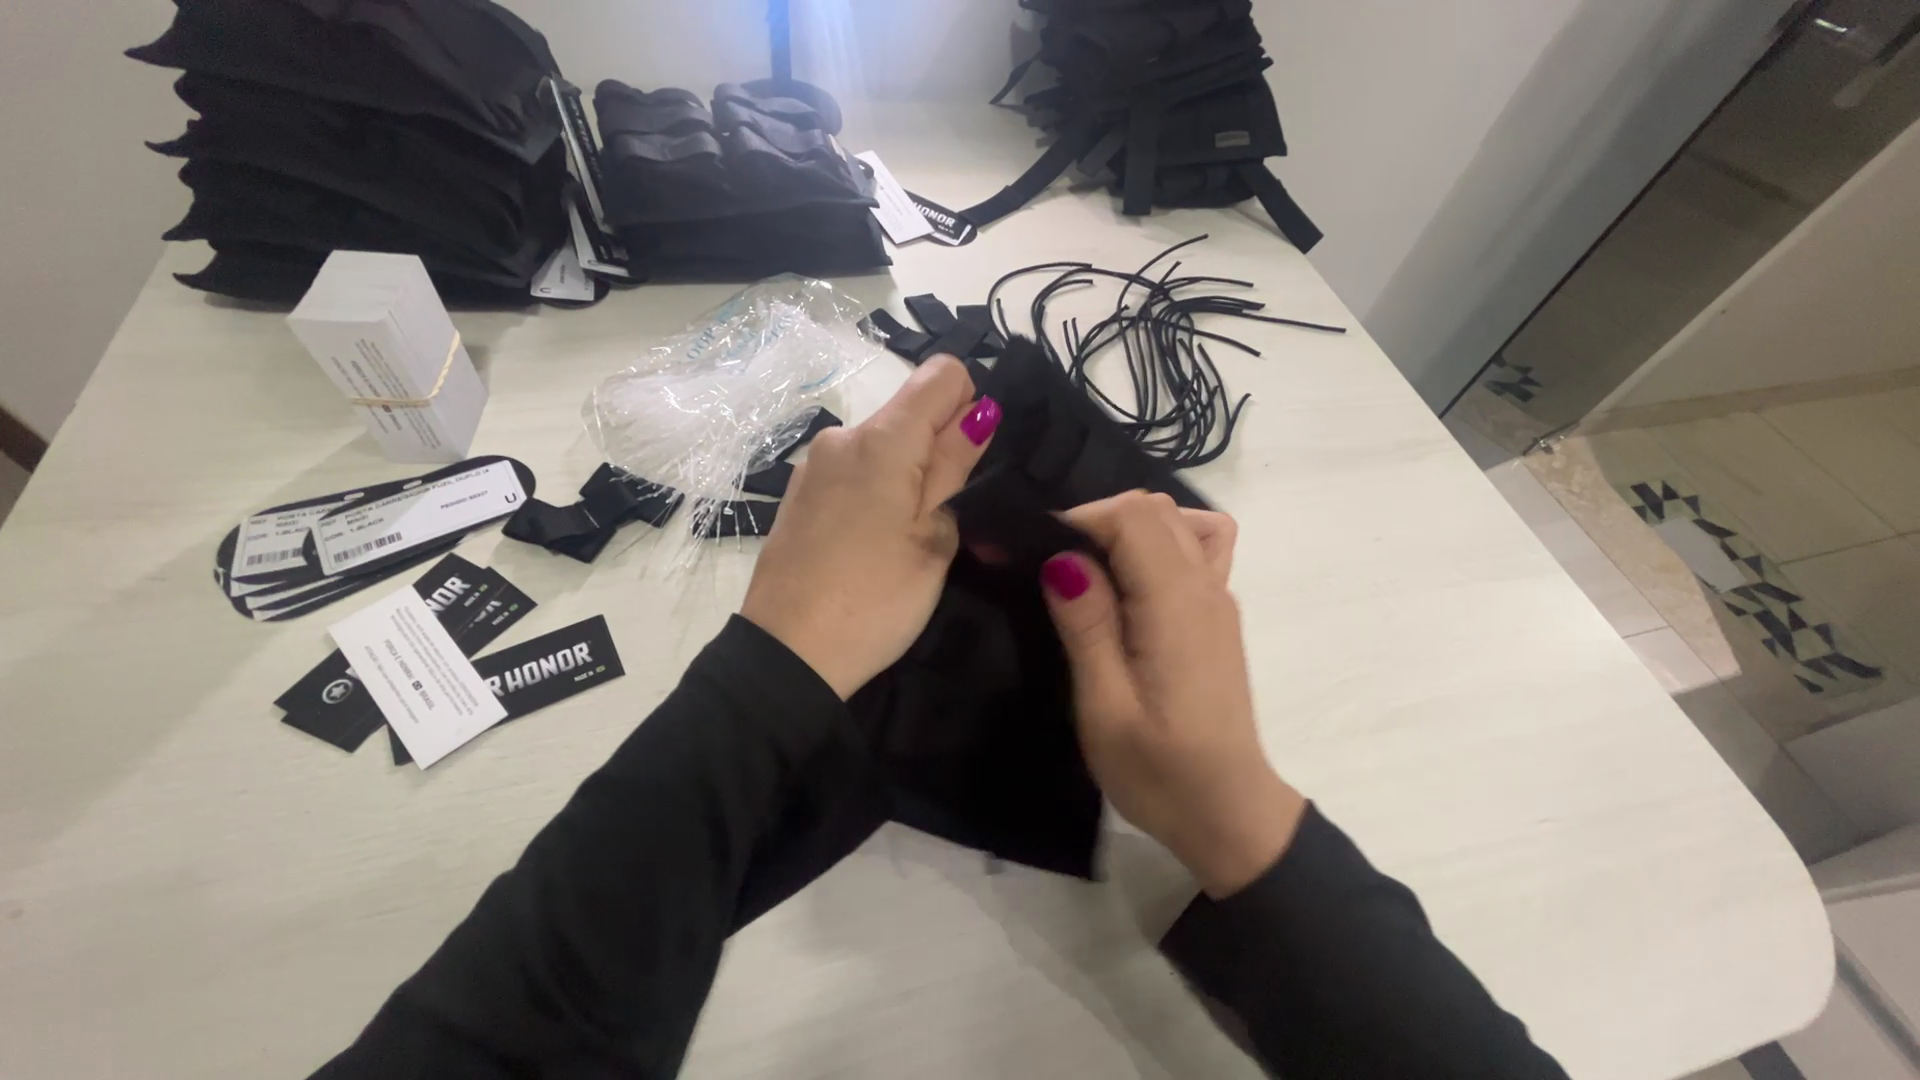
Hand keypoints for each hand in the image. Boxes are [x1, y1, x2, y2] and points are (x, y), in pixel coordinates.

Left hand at [740, 356, 999, 698]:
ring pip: (883, 443)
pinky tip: (870, 541)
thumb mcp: (932, 539)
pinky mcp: (799, 492)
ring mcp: (814, 464)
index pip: (941, 373)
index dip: (970, 403)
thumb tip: (979, 412)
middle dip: (939, 446)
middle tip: (943, 516)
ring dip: (907, 472)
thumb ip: (955, 467)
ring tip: (905, 537)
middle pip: (910, 410)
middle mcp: (842, 436)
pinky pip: (854, 469)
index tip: (971, 458)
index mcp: (881, 440)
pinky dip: (875, 488)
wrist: (787, 654)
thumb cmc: (874, 601)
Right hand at [1041, 492, 1307, 897]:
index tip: (1034, 556)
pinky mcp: (1217, 615)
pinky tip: (1130, 585)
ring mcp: (1219, 598)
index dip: (1079, 520)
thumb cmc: (1160, 773)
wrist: (1228, 814)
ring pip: (1176, 521)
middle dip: (1095, 521)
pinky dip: (1157, 543)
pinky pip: (1194, 547)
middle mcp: (1206, 587)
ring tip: (1088, 574)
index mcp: (1176, 605)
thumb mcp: (1105, 709)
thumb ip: (1087, 626)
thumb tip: (1061, 558)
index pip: (1133, 517)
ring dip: (1126, 529)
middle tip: (1051, 569)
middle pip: (1155, 509)